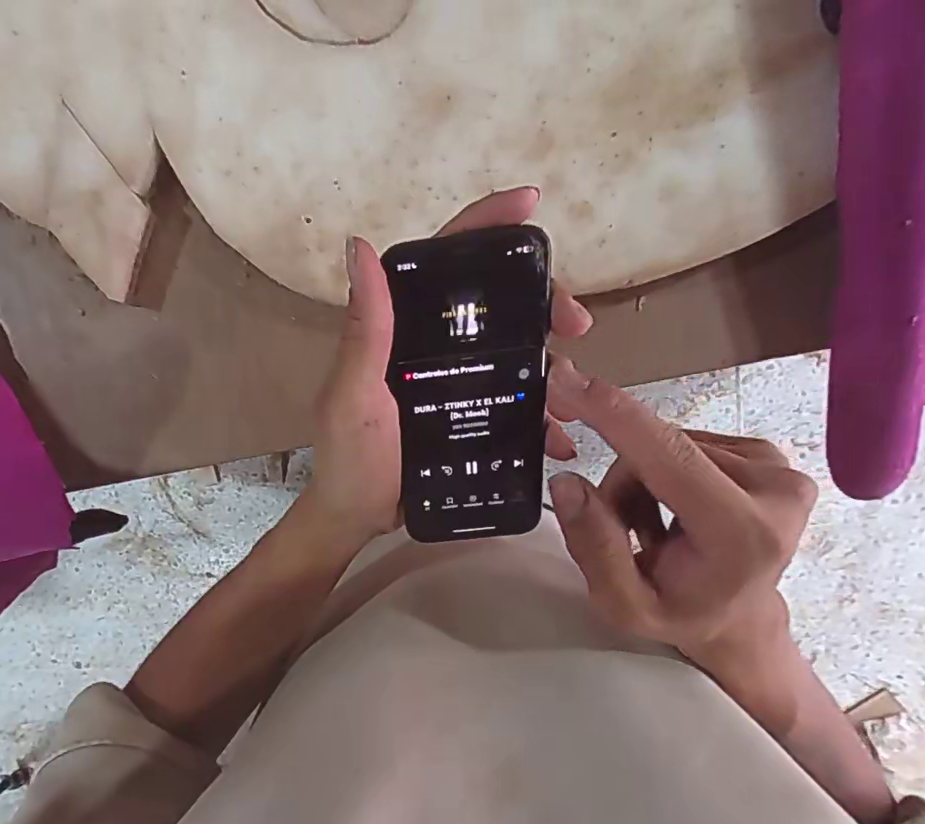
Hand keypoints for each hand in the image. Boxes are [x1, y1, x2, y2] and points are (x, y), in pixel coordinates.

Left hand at [303, 187, 594, 547]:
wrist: (358, 516)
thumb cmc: (350, 458)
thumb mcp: (355, 393)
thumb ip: (364, 330)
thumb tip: (358, 246)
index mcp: (398, 331)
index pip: (440, 264)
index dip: (482, 226)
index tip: (530, 206)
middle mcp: (427, 347)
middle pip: (493, 304)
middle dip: (541, 303)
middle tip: (574, 326)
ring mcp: (449, 381)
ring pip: (511, 352)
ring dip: (550, 363)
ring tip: (573, 391)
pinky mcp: (464, 415)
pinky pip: (510, 401)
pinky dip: (538, 410)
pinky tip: (558, 430)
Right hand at [547, 380, 894, 823]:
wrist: (739, 619)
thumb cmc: (678, 616)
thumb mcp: (620, 603)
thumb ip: (592, 546)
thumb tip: (566, 481)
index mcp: (743, 534)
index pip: (669, 458)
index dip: (615, 415)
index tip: (568, 379)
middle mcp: (776, 488)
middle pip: (655, 452)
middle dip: (621, 485)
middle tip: (626, 535)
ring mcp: (778, 465)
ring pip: (666, 445)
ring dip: (640, 482)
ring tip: (653, 529)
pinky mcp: (767, 453)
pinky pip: (684, 443)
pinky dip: (662, 473)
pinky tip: (674, 510)